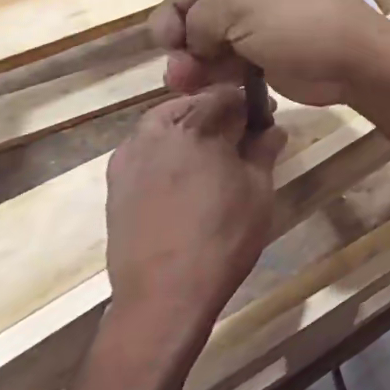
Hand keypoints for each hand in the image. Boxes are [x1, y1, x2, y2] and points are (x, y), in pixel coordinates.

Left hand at [105, 86, 287, 318]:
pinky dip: (164, 150)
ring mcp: (129, 159)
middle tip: (238, 134)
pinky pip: (143, 151)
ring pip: (161, 125)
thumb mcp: (258, 191)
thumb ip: (264, 151)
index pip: (225, 96)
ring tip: (209, 153)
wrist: (165, 293)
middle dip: (215, 112)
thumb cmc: (223, 237)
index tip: (264, 116)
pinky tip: (181, 175)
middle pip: (188, 105)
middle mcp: (156, 134)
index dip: (248, 102)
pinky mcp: (115, 185)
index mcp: (194, 127)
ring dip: (186, 127)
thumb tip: (274, 129)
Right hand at [148, 0, 389, 106]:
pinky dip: (208, 70)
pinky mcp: (262, 51)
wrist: (351, 60)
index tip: (188, 2)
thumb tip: (194, 42)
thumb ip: (196, 17)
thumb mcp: (236, 5)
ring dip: (187, 54)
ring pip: (204, 31)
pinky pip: (223, 56)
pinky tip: (197, 86)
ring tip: (182, 77)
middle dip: (175, 22)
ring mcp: (256, 18)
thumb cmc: (294, 18)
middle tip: (172, 46)